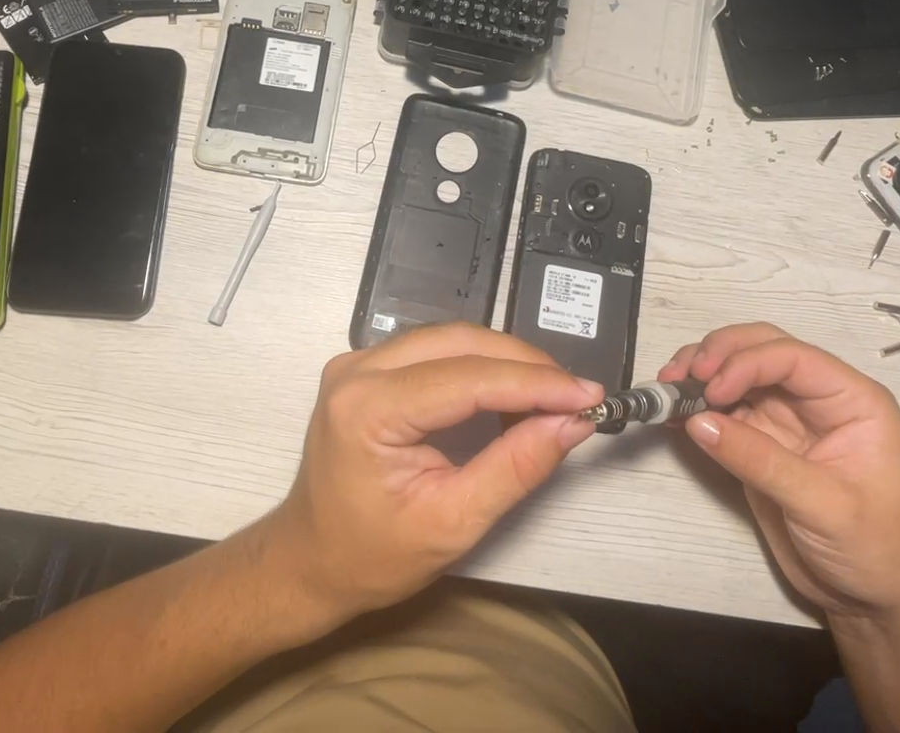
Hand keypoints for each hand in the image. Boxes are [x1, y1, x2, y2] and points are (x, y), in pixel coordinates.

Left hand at [268, 323, 601, 618]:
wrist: (310, 560)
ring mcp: (358, 362)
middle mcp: (358, 370)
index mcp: (367, 408)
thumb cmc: (373, 555)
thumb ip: (515, 467)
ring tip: (551, 398)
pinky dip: (479, 366)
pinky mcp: (368, 367)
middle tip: (575, 396)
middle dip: (524, 365)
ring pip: (450, 339)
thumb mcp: (453, 522)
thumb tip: (572, 422)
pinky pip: (435, 350)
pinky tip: (510, 393)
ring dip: (505, 362)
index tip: (589, 395)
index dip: (534, 383)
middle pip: (459, 343)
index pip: (466, 378)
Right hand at [661, 324, 899, 624]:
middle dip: (716, 354)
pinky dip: (694, 405)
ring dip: (699, 373)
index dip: (745, 362)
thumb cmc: (876, 549)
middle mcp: (816, 399)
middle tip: (680, 377)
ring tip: (668, 388)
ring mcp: (785, 419)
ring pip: (735, 372)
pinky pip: (722, 410)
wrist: (875, 602)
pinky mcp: (759, 442)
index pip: (792, 357)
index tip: (709, 389)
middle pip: (760, 349)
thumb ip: (760, 460)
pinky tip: (671, 412)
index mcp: (851, 401)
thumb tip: (696, 421)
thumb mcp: (824, 506)